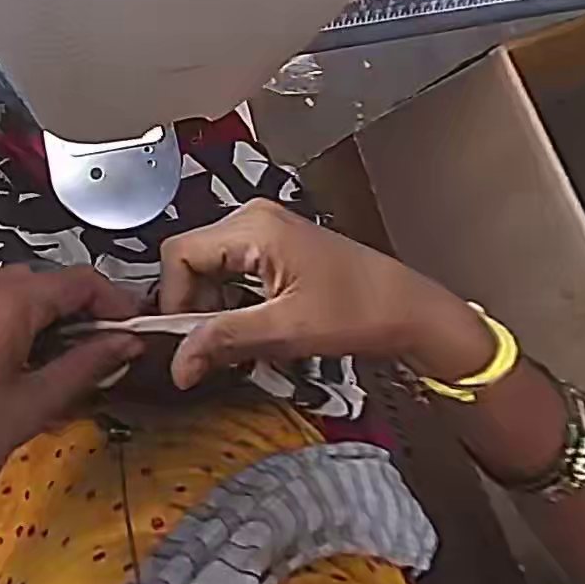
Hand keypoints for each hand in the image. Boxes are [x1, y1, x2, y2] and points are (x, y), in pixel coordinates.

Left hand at [0, 265, 143, 531]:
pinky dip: (21, 320)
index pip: (81, 281)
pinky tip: (26, 359)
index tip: (135, 328)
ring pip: (25, 291)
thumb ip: (88, 363)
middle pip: (52, 283)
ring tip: (65, 365)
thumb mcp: (35, 402)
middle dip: (83, 314)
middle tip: (106, 355)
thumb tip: (127, 342)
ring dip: (52, 319)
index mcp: (7, 297)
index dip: (116, 303)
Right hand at [158, 199, 493, 387]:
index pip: (179, 254)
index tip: (185, 339)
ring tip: (232, 339)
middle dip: (192, 305)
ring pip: (205, 266)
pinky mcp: (269, 243)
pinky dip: (226, 301)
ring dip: (209, 307)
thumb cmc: (363, 311)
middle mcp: (251, 218)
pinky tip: (245, 325)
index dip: (172, 299)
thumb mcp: (287, 331)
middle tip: (209, 345)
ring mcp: (260, 228)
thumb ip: (225, 341)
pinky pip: (226, 269)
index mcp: (253, 227)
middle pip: (189, 259)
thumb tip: (178, 365)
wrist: (412, 310)